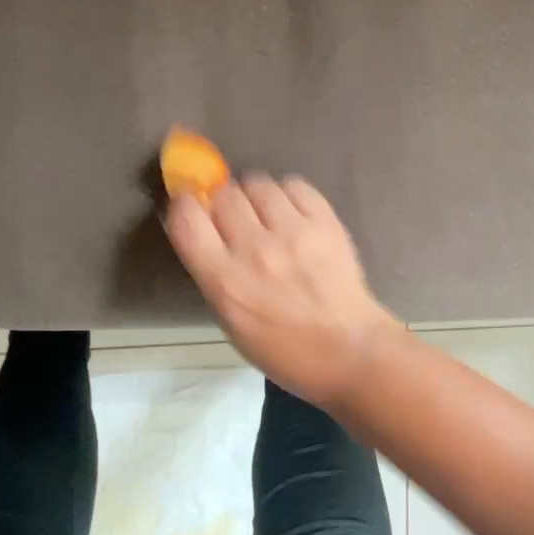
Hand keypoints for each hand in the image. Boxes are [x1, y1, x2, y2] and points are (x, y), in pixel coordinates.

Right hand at [164, 173, 401, 407]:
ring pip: (258, 183)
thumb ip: (213, 272)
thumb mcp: (231, 321)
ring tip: (266, 214)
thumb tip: (204, 228)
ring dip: (255, 196)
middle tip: (235, 217)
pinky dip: (287, 194)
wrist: (350, 351)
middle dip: (223, 201)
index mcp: (225, 281)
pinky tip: (292, 213)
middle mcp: (255, 250)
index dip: (184, 205)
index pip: (186, 219)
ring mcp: (292, 232)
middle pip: (224, 194)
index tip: (192, 206)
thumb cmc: (284, 348)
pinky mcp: (324, 221)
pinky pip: (294, 185)